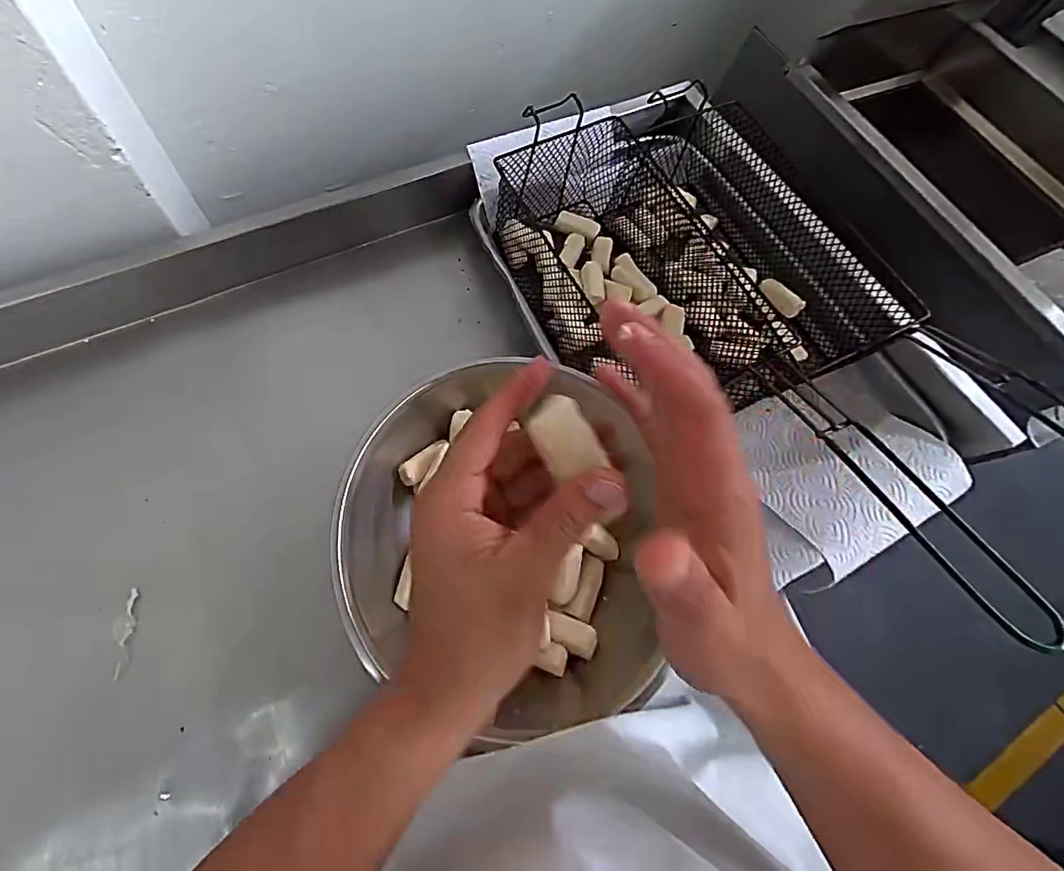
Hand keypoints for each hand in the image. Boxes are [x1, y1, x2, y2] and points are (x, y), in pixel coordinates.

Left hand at [401, 358, 628, 730]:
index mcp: (450, 496)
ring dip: (553, 469)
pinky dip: (548, 499)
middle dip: (547, 438)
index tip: (545, 369)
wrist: (450, 694)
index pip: (483, 429)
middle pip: (503, 452)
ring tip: (601, 456)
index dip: (514, 396)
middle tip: (597, 425)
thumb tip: (614, 477)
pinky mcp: (484, 543)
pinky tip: (584, 495)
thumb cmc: (478, 633)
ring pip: (514, 480)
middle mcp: (455, 500)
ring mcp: (470, 523)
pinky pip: (519, 507)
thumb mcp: (527, 571)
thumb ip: (569, 520)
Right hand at [595, 301, 809, 703]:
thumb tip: (658, 550)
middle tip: (609, 309)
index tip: (627, 332)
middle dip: (653, 344)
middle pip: (687, 389)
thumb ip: (685, 592)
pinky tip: (606, 382)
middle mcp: (711, 467)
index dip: (665, 365)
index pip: (698, 410)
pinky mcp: (682, 482)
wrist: (752, 657)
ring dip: (644, 359)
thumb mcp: (706, 629)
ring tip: (606, 327)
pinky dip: (633, 396)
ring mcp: (697, 472)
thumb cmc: (729, 643)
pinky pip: (657, 426)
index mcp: (720, 489)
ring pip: (672, 400)